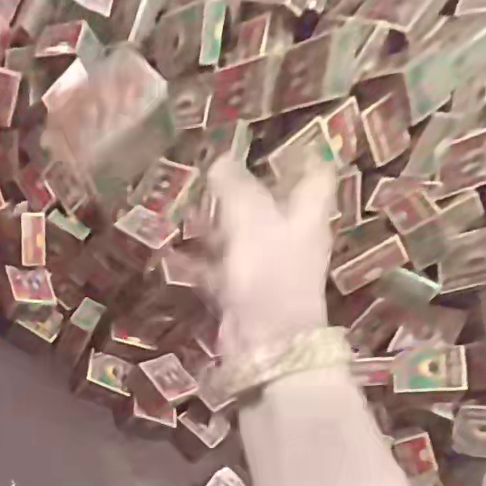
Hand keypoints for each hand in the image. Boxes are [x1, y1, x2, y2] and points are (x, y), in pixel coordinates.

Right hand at [205, 157, 338, 359]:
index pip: (313, 174)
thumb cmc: (268, 273)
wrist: (263, 340)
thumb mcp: (251, 220)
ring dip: (213, 226)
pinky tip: (172, 253)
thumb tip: (219, 160)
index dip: (296, 157)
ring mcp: (263, 268)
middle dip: (241, 191)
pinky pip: (215, 269)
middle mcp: (289, 238)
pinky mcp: (239, 294)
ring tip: (185, 209)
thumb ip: (235, 189)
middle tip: (209, 176)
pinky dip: (196, 261)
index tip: (269, 145)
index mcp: (305, 214)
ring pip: (238, 238)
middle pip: (270, 205)